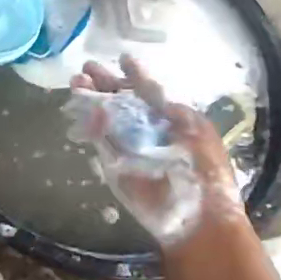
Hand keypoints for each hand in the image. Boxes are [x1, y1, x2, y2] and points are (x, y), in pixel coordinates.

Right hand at [71, 56, 245, 239]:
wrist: (195, 222)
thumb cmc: (205, 176)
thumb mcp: (196, 133)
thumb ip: (172, 110)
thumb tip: (150, 88)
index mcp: (174, 120)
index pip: (150, 91)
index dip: (136, 74)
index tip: (122, 57)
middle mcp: (150, 130)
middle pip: (123, 100)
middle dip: (105, 82)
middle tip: (85, 67)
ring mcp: (131, 147)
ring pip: (107, 116)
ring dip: (91, 99)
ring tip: (76, 82)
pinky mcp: (115, 165)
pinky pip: (100, 139)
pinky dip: (90, 123)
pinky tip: (80, 109)